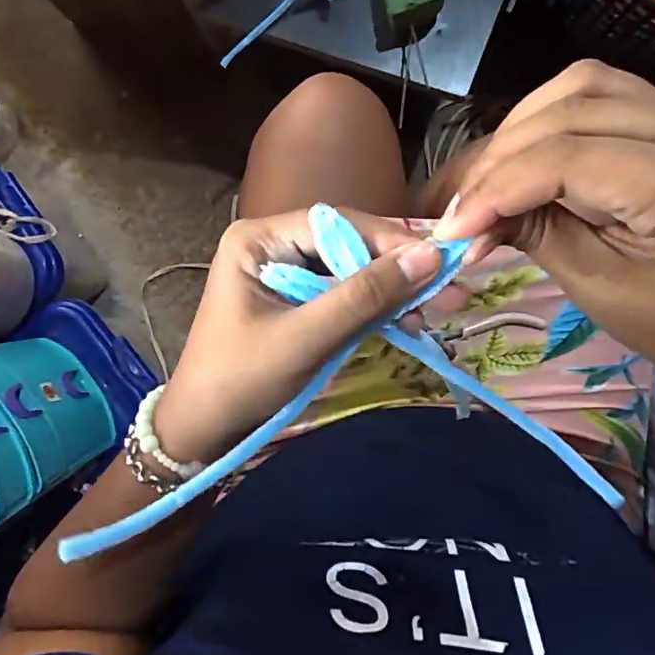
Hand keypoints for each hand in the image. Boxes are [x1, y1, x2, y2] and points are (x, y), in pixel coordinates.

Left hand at [152, 209, 446, 465]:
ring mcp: (285, 271)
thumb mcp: (306, 337)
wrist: (203, 429)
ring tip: (439, 310)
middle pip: (349, 244)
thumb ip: (365, 296)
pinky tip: (406, 321)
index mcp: (259, 238)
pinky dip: (375, 309)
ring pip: (352, 270)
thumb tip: (430, 256)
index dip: (391, 242)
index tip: (440, 263)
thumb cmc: (242, 379)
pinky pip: (344, 294)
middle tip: (450, 292)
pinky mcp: (297, 299)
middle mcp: (272, 243)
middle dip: (398, 270)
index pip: (338, 225)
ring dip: (393, 292)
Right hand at [434, 60, 654, 383]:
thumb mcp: (597, 286)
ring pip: (588, 86)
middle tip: (462, 204)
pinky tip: (526, 157)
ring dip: (524, 127)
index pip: (575, 157)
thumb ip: (532, 232)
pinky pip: (606, 98)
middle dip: (504, 155)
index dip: (500, 185)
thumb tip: (464, 213)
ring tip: (489, 178)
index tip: (452, 224)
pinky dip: (552, 122)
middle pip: (578, 106)